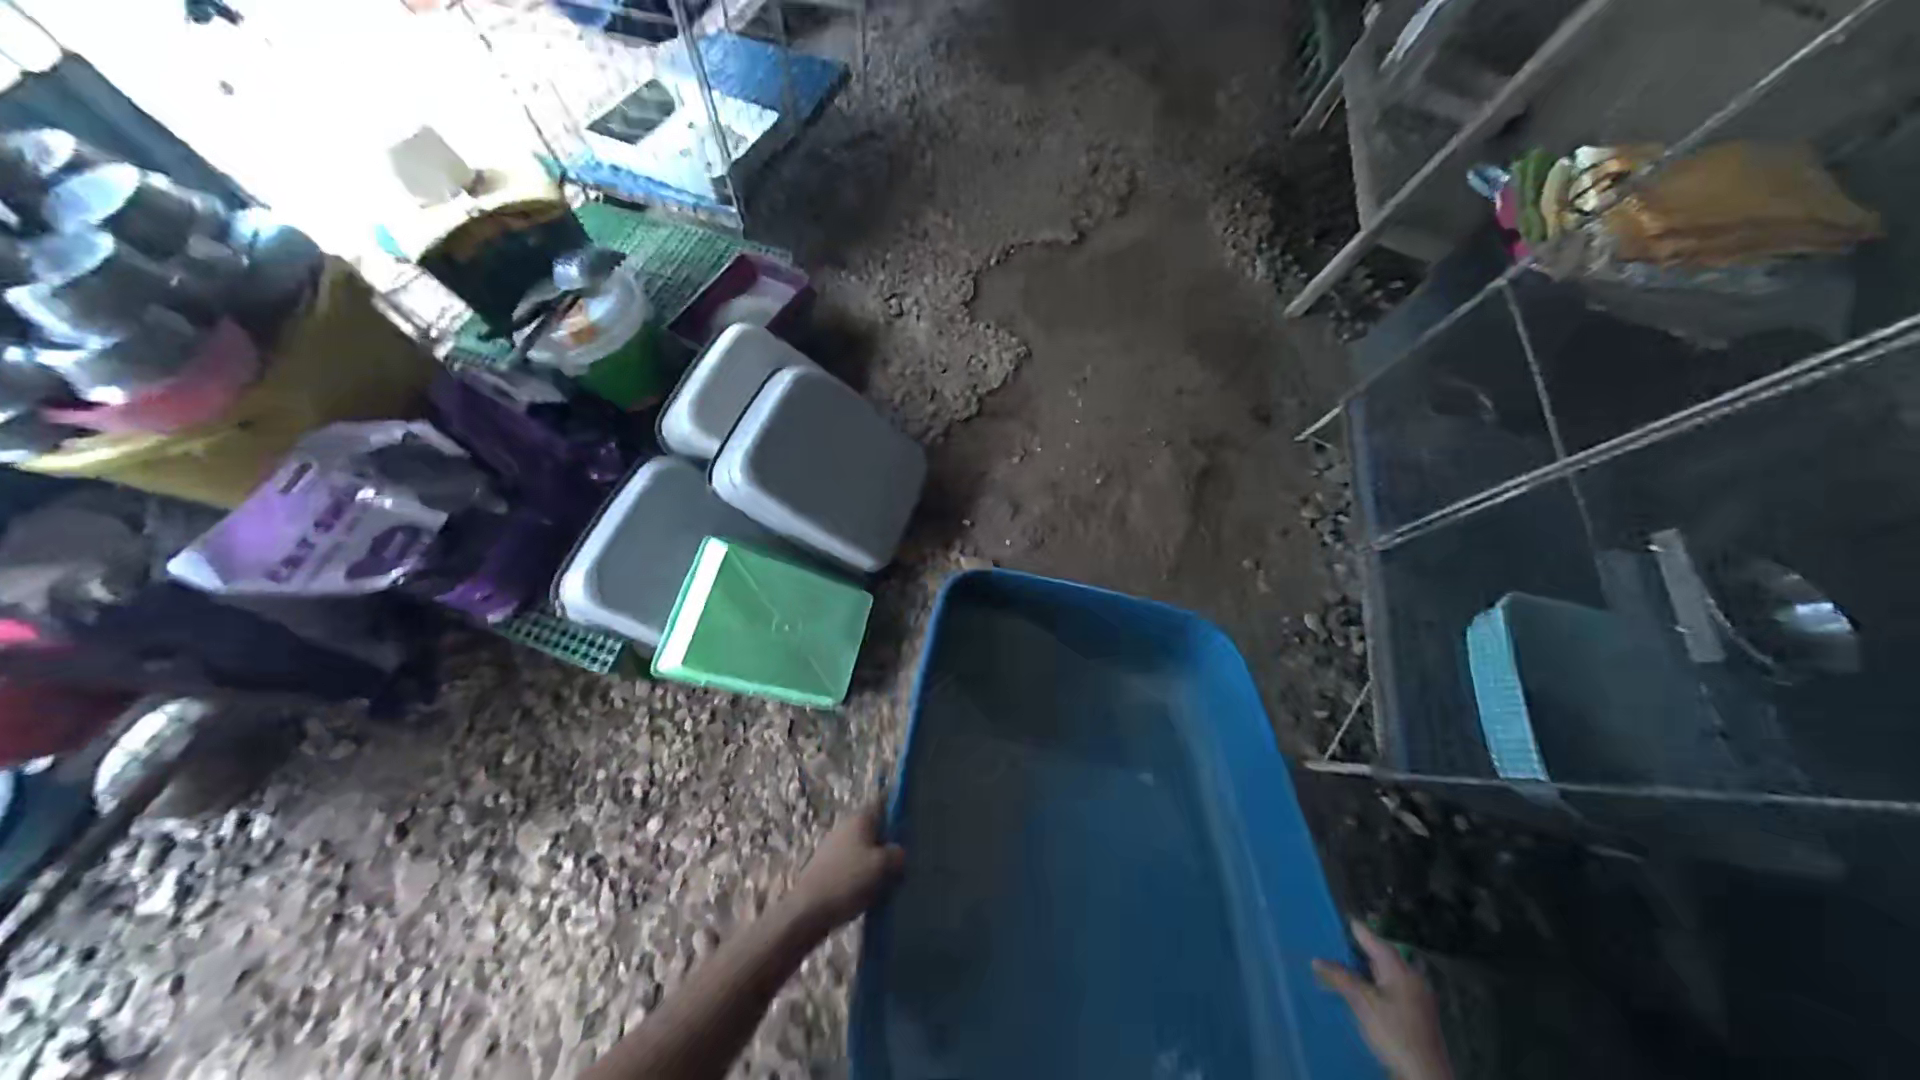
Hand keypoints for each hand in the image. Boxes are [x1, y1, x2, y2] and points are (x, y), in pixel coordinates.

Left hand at [786, 798, 905, 929]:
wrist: (808, 911)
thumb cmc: (848, 881)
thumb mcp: (883, 865)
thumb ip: (898, 854)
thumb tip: (899, 853)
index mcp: (860, 818)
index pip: (884, 803)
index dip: (899, 811)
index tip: (914, 827)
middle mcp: (846, 827)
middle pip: (876, 829)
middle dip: (891, 842)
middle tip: (908, 860)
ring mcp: (835, 848)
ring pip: (866, 850)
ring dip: (879, 863)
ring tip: (893, 881)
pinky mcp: (828, 868)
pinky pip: (855, 867)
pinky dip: (865, 877)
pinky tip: (873, 894)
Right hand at [1314, 921, 1453, 1079]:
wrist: (1425, 1076)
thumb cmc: (1394, 1033)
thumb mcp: (1362, 1003)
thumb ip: (1340, 977)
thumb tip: (1316, 959)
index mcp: (1402, 971)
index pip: (1377, 943)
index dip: (1360, 931)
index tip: (1347, 920)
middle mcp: (1414, 980)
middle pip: (1386, 957)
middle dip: (1365, 949)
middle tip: (1343, 941)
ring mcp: (1419, 998)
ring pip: (1391, 974)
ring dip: (1371, 968)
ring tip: (1349, 964)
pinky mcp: (1419, 1015)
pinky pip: (1395, 988)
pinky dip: (1378, 983)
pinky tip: (1367, 990)